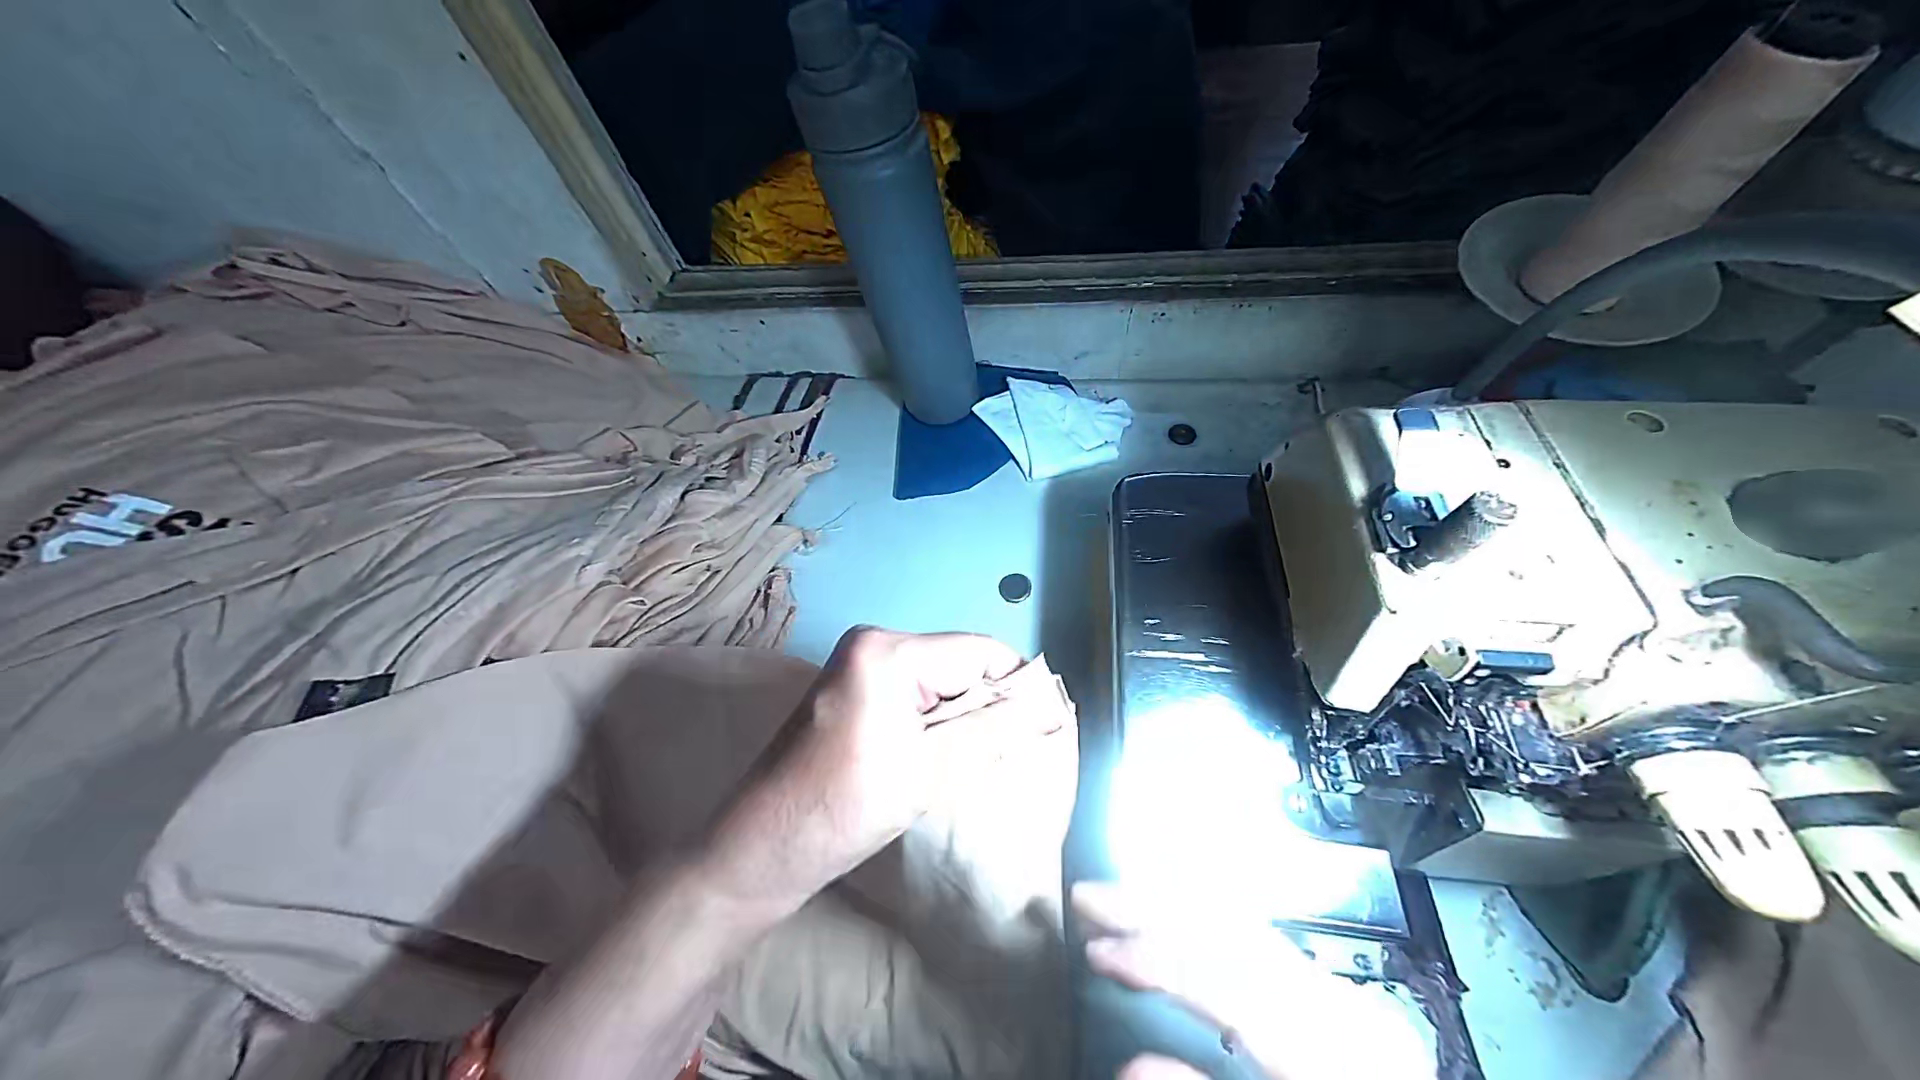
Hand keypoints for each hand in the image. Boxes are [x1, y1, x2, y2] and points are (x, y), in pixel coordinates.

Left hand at [705, 627, 1052, 912]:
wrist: (758, 852)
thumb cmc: (841, 810)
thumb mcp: (928, 771)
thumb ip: (993, 730)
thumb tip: (1049, 707)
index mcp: (886, 649)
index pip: (977, 650)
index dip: (1018, 685)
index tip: (1046, 727)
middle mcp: (871, 643)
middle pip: (957, 664)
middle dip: (989, 705)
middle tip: (1014, 753)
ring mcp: (858, 667)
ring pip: (939, 684)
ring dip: (964, 718)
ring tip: (980, 760)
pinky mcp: (853, 693)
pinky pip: (914, 696)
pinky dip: (937, 724)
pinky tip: (945, 757)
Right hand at [1073, 882, 1433, 1079]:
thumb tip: (1126, 1067)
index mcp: (1325, 1049)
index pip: (1227, 986)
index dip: (1156, 961)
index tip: (1097, 952)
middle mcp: (1331, 1001)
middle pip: (1229, 935)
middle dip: (1151, 909)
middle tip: (1087, 897)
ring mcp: (1332, 988)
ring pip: (1243, 924)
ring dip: (1169, 904)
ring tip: (1114, 896)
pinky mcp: (1327, 988)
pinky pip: (1255, 933)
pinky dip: (1202, 912)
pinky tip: (1169, 904)